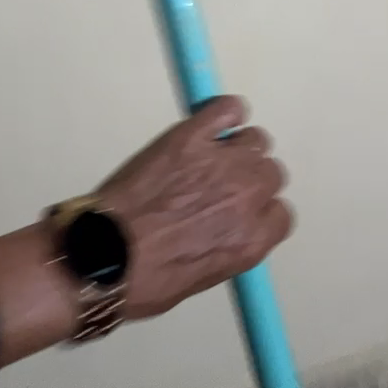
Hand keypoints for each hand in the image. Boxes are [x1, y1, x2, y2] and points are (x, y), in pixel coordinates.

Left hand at [96, 95, 293, 319]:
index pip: (280, 214)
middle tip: (223, 181)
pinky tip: (215, 122)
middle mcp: (246, 198)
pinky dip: (226, 112)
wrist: (107, 252)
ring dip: (241, 146)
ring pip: (256, 140)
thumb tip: (227, 225)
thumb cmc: (148, 278)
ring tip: (215, 153)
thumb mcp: (205, 276)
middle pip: (271, 173)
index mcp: (251, 241)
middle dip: (251, 177)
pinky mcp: (192, 137)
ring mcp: (221, 162)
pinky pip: (227, 110)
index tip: (241, 209)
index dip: (259, 210)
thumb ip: (229, 244)